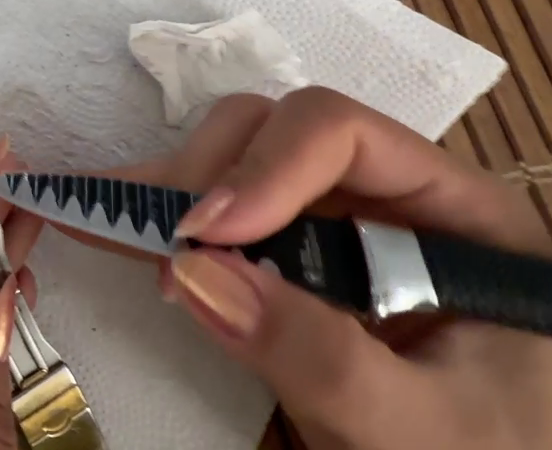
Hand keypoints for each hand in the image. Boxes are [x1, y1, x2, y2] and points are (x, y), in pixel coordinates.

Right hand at [92, 87, 551, 449]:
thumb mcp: (419, 429)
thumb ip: (322, 356)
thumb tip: (193, 267)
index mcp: (452, 210)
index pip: (340, 133)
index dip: (264, 166)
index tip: (207, 233)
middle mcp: (381, 193)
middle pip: (269, 130)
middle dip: (207, 181)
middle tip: (170, 253)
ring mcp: (324, 216)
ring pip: (223, 153)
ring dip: (171, 195)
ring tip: (136, 251)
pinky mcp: (278, 245)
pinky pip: (202, 202)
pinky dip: (148, 210)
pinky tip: (99, 221)